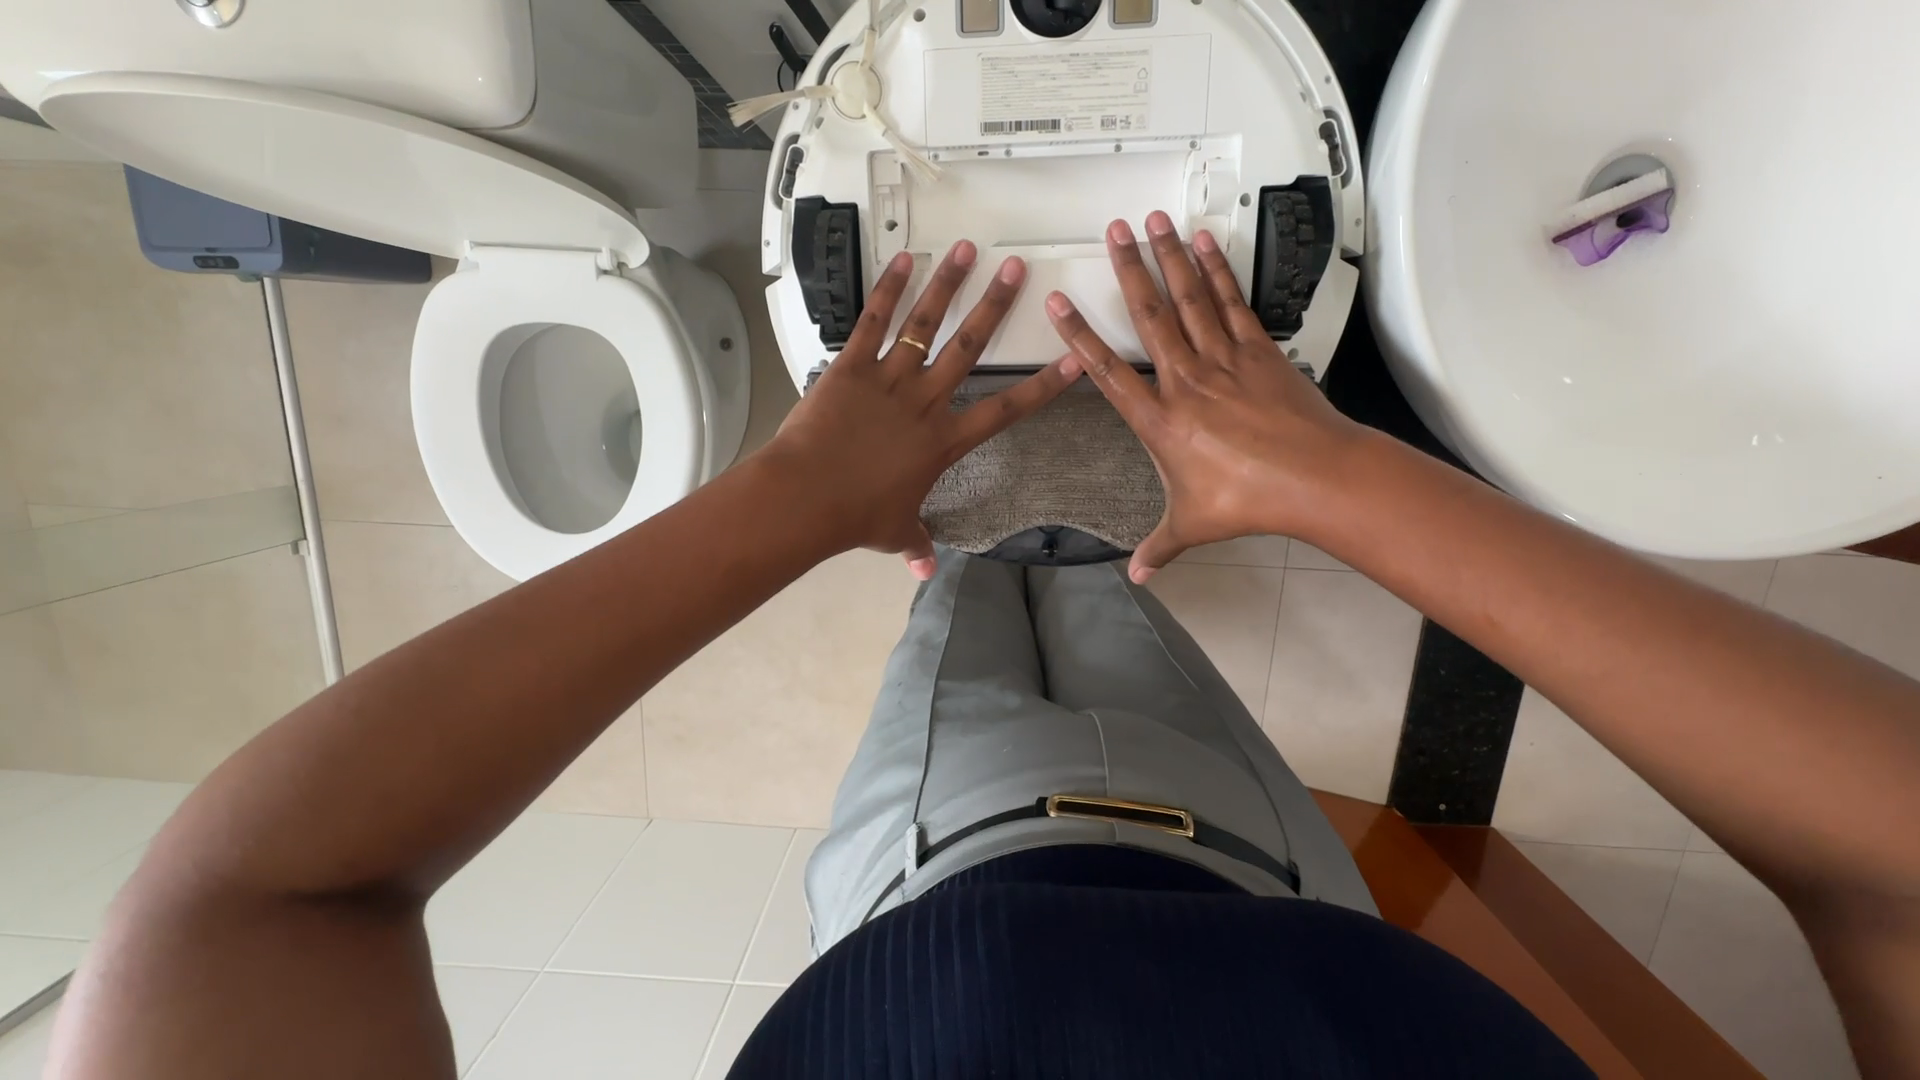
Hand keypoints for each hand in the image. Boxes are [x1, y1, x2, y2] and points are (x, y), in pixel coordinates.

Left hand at [761, 241, 1080, 579]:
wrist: (805, 498)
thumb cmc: (852, 517)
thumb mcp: (893, 532)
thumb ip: (915, 544)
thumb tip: (924, 572)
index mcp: (942, 442)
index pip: (1006, 411)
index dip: (1043, 387)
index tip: (1072, 362)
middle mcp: (922, 403)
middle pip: (969, 348)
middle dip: (997, 307)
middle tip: (1017, 271)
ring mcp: (887, 381)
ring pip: (925, 324)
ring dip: (948, 285)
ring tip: (967, 251)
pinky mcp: (850, 368)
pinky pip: (873, 323)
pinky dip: (888, 290)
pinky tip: (904, 260)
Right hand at [1045, 211, 1367, 582]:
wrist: (1313, 479)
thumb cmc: (1248, 500)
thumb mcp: (1192, 525)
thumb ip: (1159, 547)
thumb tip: (1139, 575)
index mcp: (1159, 421)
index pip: (1108, 371)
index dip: (1080, 336)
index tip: (1060, 305)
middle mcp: (1185, 382)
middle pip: (1149, 318)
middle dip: (1127, 272)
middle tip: (1113, 233)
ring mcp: (1223, 362)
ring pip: (1189, 300)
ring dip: (1169, 259)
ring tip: (1153, 222)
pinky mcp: (1259, 352)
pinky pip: (1232, 303)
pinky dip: (1218, 271)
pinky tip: (1206, 244)